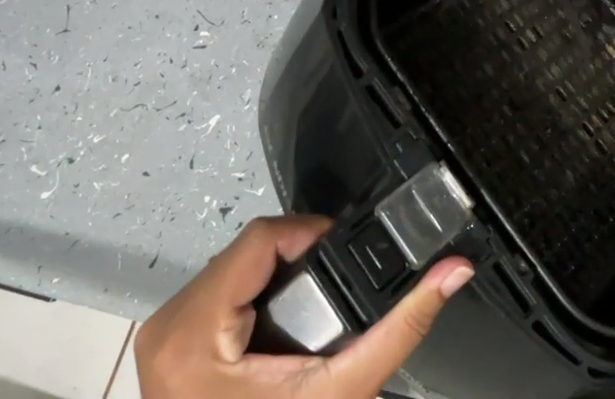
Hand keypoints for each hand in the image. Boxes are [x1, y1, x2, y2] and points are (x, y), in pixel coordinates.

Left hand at [135, 215, 473, 398]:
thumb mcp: (343, 392)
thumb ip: (400, 328)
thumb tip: (455, 270)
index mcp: (194, 330)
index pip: (260, 237)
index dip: (311, 232)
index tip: (346, 251)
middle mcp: (167, 324)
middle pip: (246, 249)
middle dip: (297, 257)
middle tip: (335, 284)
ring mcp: (160, 334)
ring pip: (232, 264)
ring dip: (277, 272)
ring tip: (313, 302)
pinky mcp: (164, 343)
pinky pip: (218, 289)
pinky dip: (254, 292)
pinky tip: (280, 320)